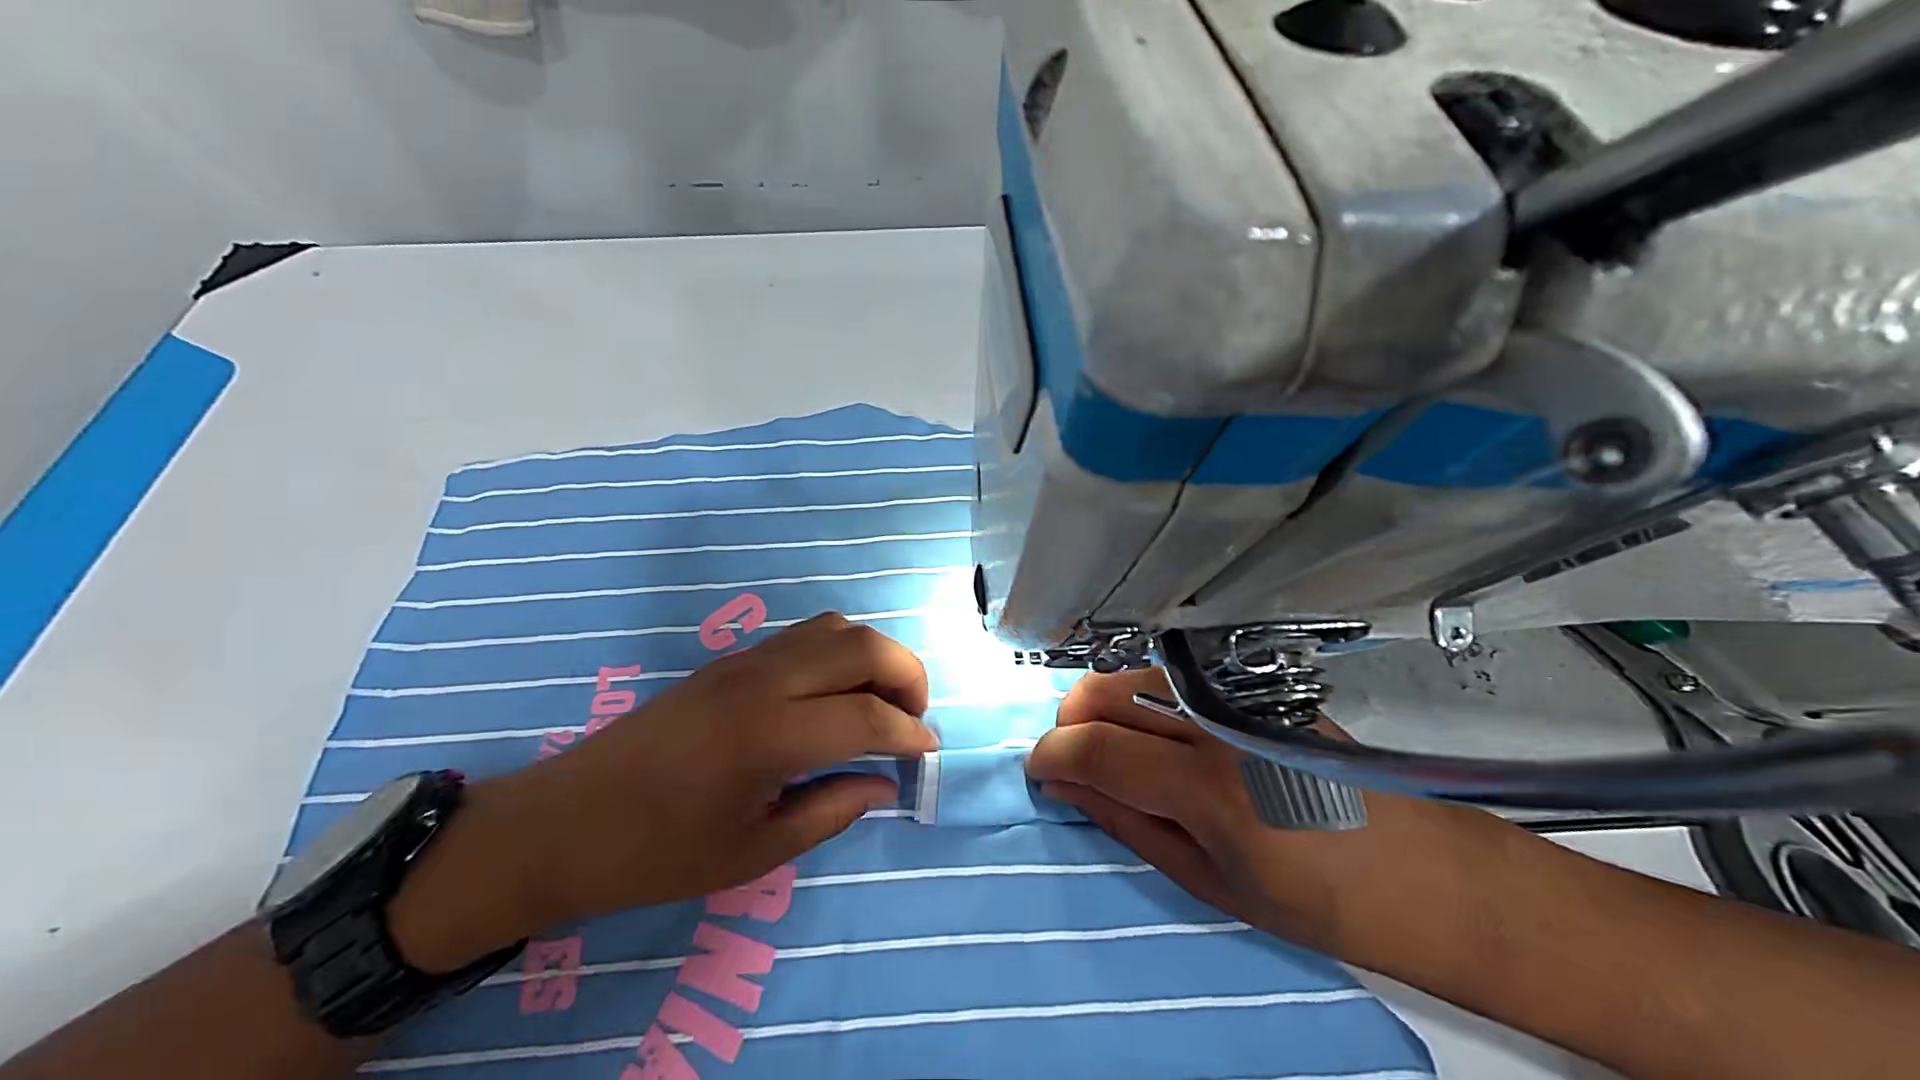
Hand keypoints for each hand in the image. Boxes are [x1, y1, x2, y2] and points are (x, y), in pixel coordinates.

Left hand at [389, 613, 937, 970]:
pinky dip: (839, 653)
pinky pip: (803, 635)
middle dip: (908, 675)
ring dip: (873, 656)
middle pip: (862, 645)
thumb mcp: (752, 854)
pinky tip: (834, 695)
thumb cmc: (656, 853)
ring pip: (834, 627)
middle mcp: (763, 681)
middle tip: (915, 720)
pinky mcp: (727, 659)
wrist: (561, 823)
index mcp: (770, 735)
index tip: (929, 754)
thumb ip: (830, 811)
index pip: (869, 715)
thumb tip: (884, 785)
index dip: (911, 733)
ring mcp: (742, 661)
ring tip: (880, 703)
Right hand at [1026, 667, 1510, 955]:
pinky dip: (1141, 698)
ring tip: (1115, 750)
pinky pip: (1172, 678)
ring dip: (1103, 706)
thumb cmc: (1319, 904)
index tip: (1038, 772)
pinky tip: (1157, 734)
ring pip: (1133, 674)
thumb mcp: (1210, 883)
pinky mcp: (1256, 687)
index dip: (1051, 756)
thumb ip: (1127, 823)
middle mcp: (1220, 726)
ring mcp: (1240, 698)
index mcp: (1210, 790)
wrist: (1428, 873)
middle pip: (1105, 691)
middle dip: (1069, 723)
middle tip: (1075, 764)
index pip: (1097, 747)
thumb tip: (1066, 785)